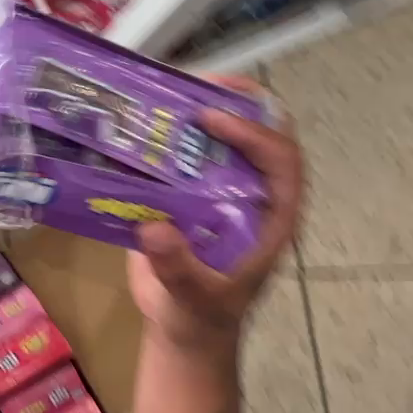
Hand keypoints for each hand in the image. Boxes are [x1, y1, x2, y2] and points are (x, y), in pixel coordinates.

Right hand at [129, 78, 302, 355]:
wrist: (180, 328)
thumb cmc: (201, 316)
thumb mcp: (195, 297)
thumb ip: (180, 267)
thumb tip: (155, 229)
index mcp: (271, 214)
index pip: (280, 159)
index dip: (252, 133)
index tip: (209, 118)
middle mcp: (251, 194)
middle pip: (259, 133)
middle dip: (233, 103)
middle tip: (192, 84)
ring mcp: (220, 192)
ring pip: (219, 139)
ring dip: (193, 114)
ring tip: (158, 95)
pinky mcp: (186, 196)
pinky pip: (181, 157)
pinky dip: (162, 138)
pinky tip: (132, 127)